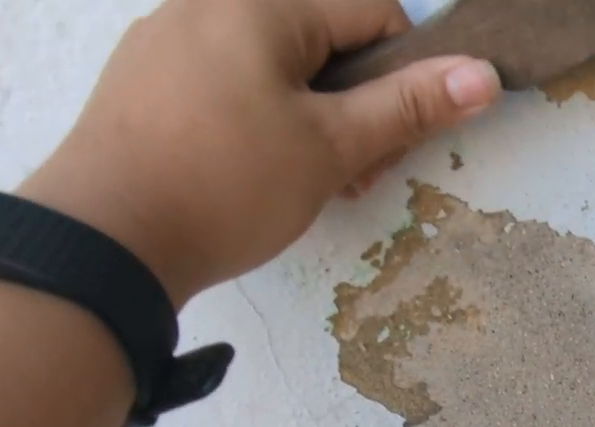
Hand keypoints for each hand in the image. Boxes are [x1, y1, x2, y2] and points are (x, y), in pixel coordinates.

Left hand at [17, 0, 501, 304]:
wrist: (109, 235)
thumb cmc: (232, 182)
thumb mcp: (334, 146)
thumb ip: (410, 107)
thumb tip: (484, 74)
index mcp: (259, 5)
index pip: (372, 12)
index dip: (406, 75)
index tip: (396, 139)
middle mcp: (211, 3)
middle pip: (325, 43)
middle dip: (359, 107)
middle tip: (356, 174)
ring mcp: (171, 39)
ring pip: (282, 69)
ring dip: (319, 122)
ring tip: (312, 182)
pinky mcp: (149, 79)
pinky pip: (235, 85)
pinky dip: (270, 123)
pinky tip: (262, 174)